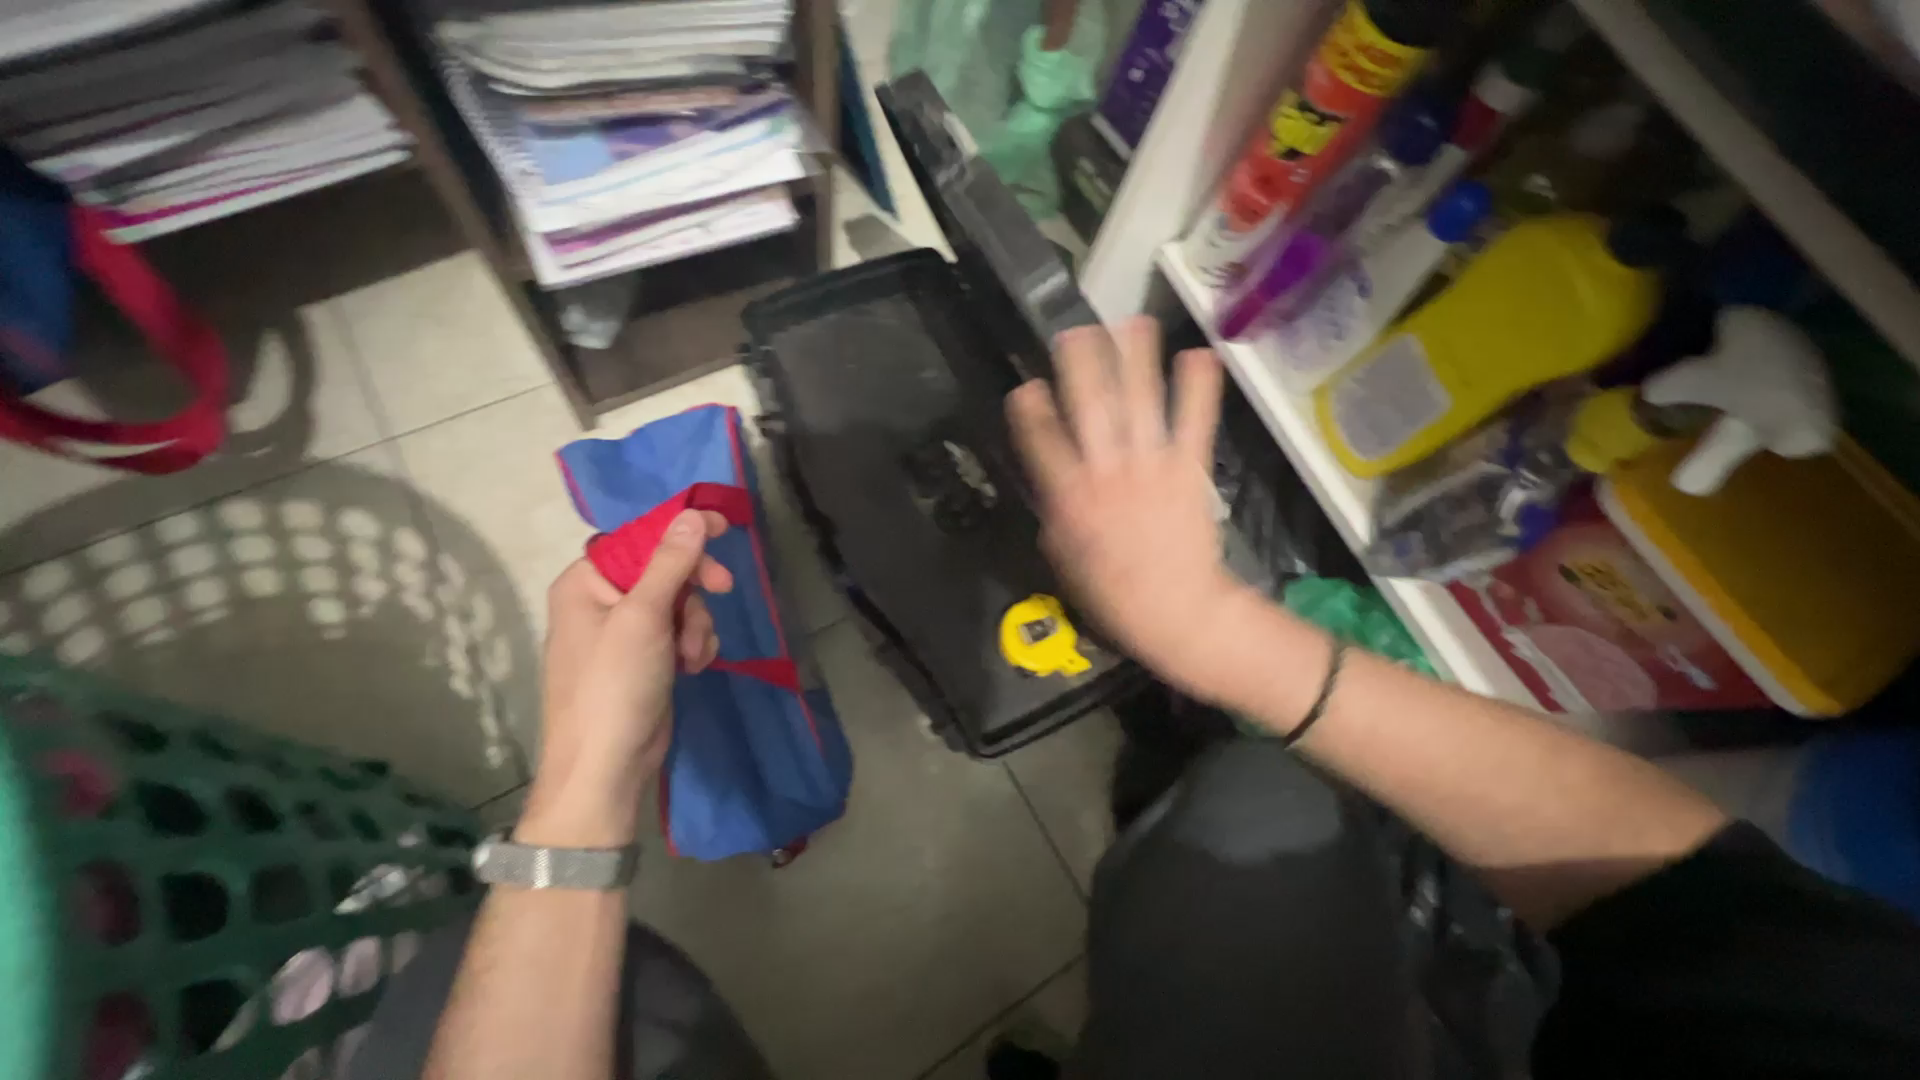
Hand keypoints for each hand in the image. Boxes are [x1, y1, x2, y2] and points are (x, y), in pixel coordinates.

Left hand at [519, 510, 733, 846]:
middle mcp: (601, 602)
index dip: (680, 532)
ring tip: (692, 654)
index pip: (638, 539)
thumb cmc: (614, 684)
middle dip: (693, 589)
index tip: (722, 528)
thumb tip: (691, 514)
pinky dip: (693, 645)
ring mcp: (624, 633)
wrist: (606, 765)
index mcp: (585, 583)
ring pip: (679, 603)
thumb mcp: (645, 617)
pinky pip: (679, 632)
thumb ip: (671, 562)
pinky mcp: (646, 658)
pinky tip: (694, 666)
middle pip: (664, 570)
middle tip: (724, 589)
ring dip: (695, 624)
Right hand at [1007, 317, 1261, 698]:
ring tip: (1131, 323)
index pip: (1041, 440)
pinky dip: (1197, 388)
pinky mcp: (1190, 469)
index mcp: (1069, 497)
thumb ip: (1055, 514)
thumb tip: (1053, 483)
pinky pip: (1194, 421)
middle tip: (1075, 329)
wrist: (1177, 611)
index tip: (1026, 387)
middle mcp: (1106, 472)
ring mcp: (1151, 466)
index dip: (1030, 410)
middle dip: (1080, 364)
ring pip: (1139, 402)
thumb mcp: (1063, 559)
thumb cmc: (1113, 594)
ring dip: (1134, 359)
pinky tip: (1198, 354)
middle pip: (1089, 407)